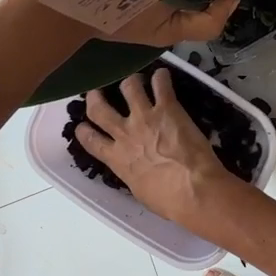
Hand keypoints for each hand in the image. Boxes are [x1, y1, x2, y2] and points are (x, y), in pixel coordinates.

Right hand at [73, 69, 255, 227]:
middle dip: (95, 97)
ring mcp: (145, 116)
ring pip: (128, 86)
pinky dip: (161, 77)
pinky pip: (160, 83)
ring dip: (131, 81)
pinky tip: (163, 75)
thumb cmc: (168, 200)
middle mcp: (125, 133)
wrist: (193, 189)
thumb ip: (133, 173)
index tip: (82, 126)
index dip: (84, 131)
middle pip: (99, 108)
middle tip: (97, 90)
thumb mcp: (140, 190)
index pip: (90, 141)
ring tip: (135, 79)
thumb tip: (138, 170)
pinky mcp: (167, 107)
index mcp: (117, 159)